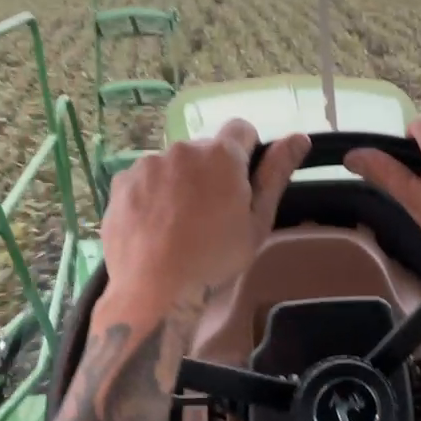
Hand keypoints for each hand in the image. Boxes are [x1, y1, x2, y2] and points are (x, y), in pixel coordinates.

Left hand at [99, 120, 309, 315]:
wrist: (152, 291)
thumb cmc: (214, 259)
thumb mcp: (257, 222)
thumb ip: (276, 174)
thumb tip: (300, 137)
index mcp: (221, 155)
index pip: (241, 129)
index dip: (247, 152)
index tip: (243, 183)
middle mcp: (182, 148)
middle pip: (205, 149)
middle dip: (212, 172)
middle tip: (212, 215)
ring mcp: (148, 164)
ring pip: (174, 165)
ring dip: (181, 182)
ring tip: (179, 225)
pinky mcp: (121, 182)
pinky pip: (145, 179)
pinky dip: (153, 195)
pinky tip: (154, 227)